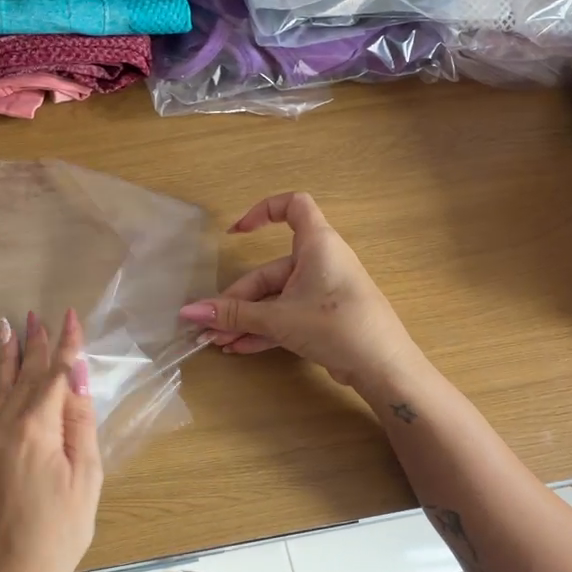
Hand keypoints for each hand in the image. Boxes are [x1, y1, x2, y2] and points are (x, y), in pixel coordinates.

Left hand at [0, 309, 101, 571]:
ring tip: (5, 328)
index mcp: (39, 429)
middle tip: (38, 315)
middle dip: (35, 345)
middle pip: (26, 377)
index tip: (72, 317)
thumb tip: (76, 375)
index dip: (66, 346)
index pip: (57, 376)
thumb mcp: (87, 477)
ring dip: (3, 359)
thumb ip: (79, 423)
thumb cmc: (61, 531)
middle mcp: (7, 427)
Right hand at [179, 192, 419, 391]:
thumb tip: (188, 312)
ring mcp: (323, 291)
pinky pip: (286, 316)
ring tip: (219, 342)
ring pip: (275, 299)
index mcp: (316, 244)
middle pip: (269, 272)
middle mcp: (320, 261)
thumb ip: (232, 315)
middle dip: (237, 301)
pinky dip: (264, 330)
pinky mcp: (324, 317)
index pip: (292, 206)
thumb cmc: (334, 325)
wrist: (382, 365)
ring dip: (246, 320)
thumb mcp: (277, 318)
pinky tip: (240, 348)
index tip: (235, 233)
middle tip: (211, 326)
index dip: (262, 211)